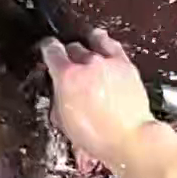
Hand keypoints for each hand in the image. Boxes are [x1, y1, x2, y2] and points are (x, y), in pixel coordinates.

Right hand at [41, 30, 170, 177]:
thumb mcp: (64, 121)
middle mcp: (87, 64)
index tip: (48, 50)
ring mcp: (108, 62)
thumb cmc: (98, 136)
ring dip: (88, 44)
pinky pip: (113, 45)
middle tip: (69, 64)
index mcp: (67, 77)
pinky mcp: (125, 64)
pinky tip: (105, 45)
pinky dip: (106, 43)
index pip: (51, 50)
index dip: (48, 48)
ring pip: (94, 39)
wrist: (128, 138)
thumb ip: (59, 98)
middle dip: (69, 54)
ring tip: (88, 47)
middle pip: (73, 47)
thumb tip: (60, 91)